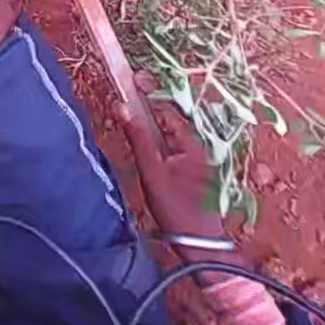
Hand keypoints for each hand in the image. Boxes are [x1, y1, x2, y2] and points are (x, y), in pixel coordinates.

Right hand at [121, 93, 252, 266]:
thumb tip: (122, 106)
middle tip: (130, 99)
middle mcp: (201, 148)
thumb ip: (137, 137)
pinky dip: (163, 142)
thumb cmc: (175, 207)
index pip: (166, 111)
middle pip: (171, 121)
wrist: (200, 243)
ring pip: (174, 135)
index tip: (131, 81)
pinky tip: (150, 148)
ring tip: (136, 121)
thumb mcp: (151, 170)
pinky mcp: (198, 173)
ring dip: (156, 127)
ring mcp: (202, 161)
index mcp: (192, 143)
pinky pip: (178, 148)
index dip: (148, 96)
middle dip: (151, 110)